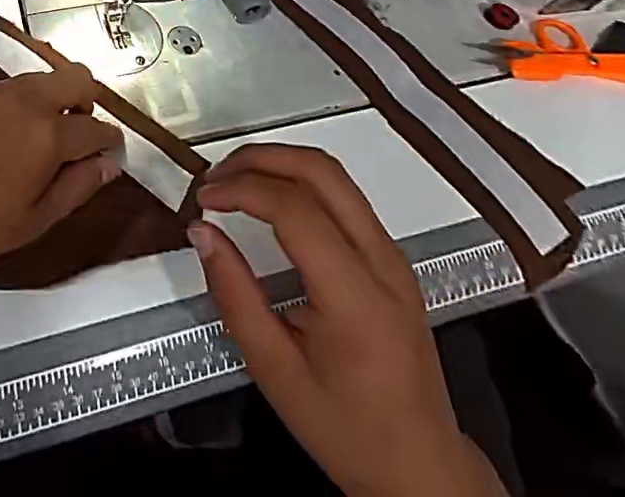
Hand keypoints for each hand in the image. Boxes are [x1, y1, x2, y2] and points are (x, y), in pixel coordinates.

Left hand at [0, 63, 122, 312]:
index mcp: (48, 136)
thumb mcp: (29, 222)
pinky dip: (25, 102)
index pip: (98, 129)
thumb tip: (106, 166)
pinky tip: (6, 136)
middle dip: (91, 105)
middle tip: (79, 138)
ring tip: (40, 141)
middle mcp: (26, 101)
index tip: (107, 157)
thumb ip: (76, 189)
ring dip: (57, 100)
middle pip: (79, 80)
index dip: (109, 145)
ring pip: (45, 79)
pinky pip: (13, 86)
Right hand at [188, 144, 507, 496]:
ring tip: (234, 181)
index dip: (242, 189)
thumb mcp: (274, 371)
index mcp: (356, 296)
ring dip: (279, 164)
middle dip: (260, 158)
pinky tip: (267, 199)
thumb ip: (234, 295)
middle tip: (216, 176)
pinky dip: (298, 181)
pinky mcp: (391, 257)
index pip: (295, 209)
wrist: (421, 466)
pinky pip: (343, 196)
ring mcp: (392, 255)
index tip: (204, 199)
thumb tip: (202, 233)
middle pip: (321, 171)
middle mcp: (383, 262)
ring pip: (335, 175)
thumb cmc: (347, 429)